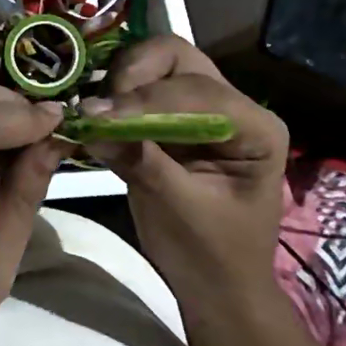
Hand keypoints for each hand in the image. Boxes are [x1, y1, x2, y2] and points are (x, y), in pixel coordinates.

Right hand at [82, 36, 289, 305]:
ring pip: (159, 66)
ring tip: (97, 114)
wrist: (217, 287)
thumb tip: (90, 121)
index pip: (196, 91)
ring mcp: (204, 109)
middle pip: (178, 59)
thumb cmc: (210, 255)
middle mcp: (234, 106)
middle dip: (135, 74)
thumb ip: (140, 160)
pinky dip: (118, 98)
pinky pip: (144, 91)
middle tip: (101, 107)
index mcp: (256, 128)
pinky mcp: (176, 120)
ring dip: (123, 82)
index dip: (146, 99)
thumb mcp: (176, 210)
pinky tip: (99, 119)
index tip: (96, 116)